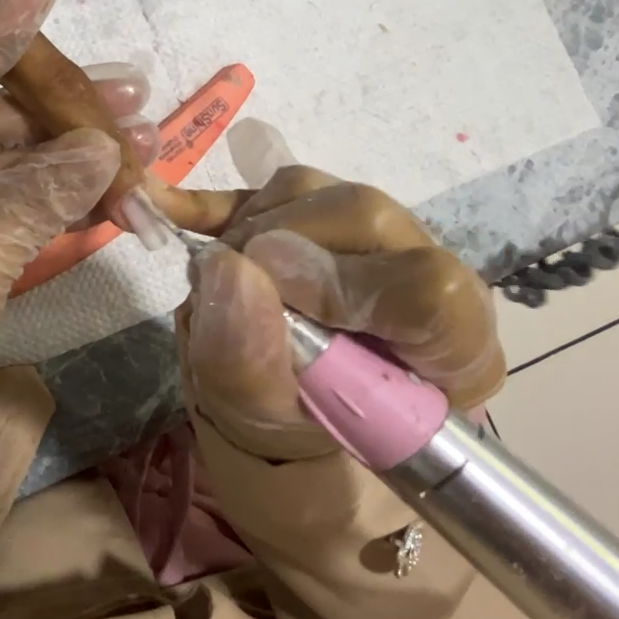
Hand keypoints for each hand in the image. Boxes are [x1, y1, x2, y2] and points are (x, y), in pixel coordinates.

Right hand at [177, 165, 505, 460]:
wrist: (277, 409)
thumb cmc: (290, 433)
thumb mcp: (265, 425)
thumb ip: (249, 362)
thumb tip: (227, 268)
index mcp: (449, 350)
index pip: (430, 288)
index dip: (341, 280)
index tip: (266, 287)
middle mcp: (430, 275)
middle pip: (364, 216)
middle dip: (275, 245)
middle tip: (224, 283)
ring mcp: (377, 233)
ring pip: (316, 191)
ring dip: (247, 227)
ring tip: (219, 276)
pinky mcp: (323, 210)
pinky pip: (271, 186)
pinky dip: (214, 203)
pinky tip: (169, 210)